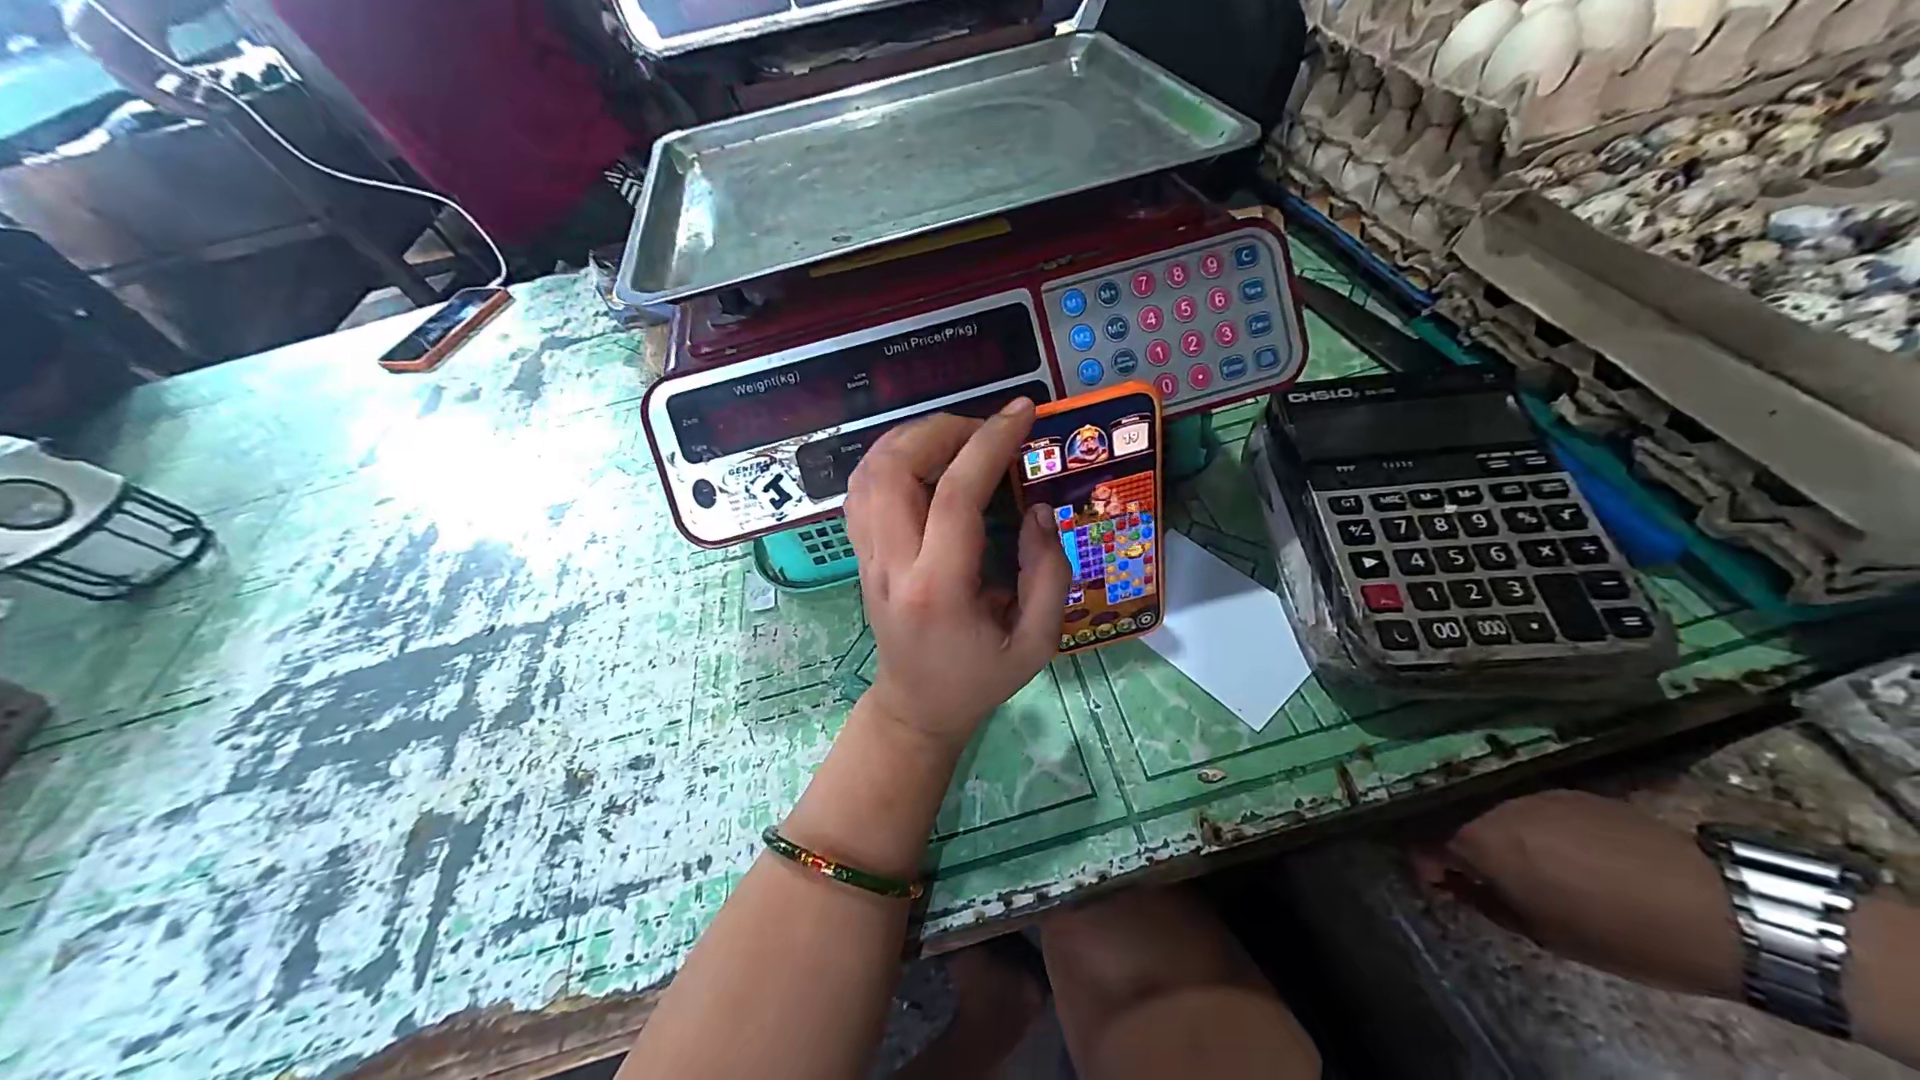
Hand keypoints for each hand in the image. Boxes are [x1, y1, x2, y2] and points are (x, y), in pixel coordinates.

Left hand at [843, 400, 1070, 754]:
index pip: (954, 496)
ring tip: (958, 438)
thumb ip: (1048, 574)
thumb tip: (1036, 509)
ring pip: (868, 472)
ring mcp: (867, 557)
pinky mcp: (861, 553)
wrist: (916, 706)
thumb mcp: (1037, 642)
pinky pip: (861, 488)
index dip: (989, 444)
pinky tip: (924, 460)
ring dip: (912, 438)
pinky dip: (890, 458)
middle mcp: (892, 565)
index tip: (1022, 414)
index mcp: (937, 589)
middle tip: (986, 429)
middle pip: (894, 469)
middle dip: (942, 430)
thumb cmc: (979, 679)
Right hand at [1413, 790, 1744, 999]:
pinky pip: (1531, 808)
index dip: (1423, 863)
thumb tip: (1457, 883)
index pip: (1423, 840)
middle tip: (1475, 878)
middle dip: (1458, 847)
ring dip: (1494, 835)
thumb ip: (1485, 900)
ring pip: (1493, 810)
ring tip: (1520, 866)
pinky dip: (1529, 829)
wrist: (1716, 909)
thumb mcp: (1541, 932)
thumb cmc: (1618, 932)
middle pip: (1457, 818)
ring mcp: (1537, 794)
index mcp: (1481, 838)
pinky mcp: (1574, 793)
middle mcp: (1498, 804)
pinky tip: (1557, 853)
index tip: (1437, 885)